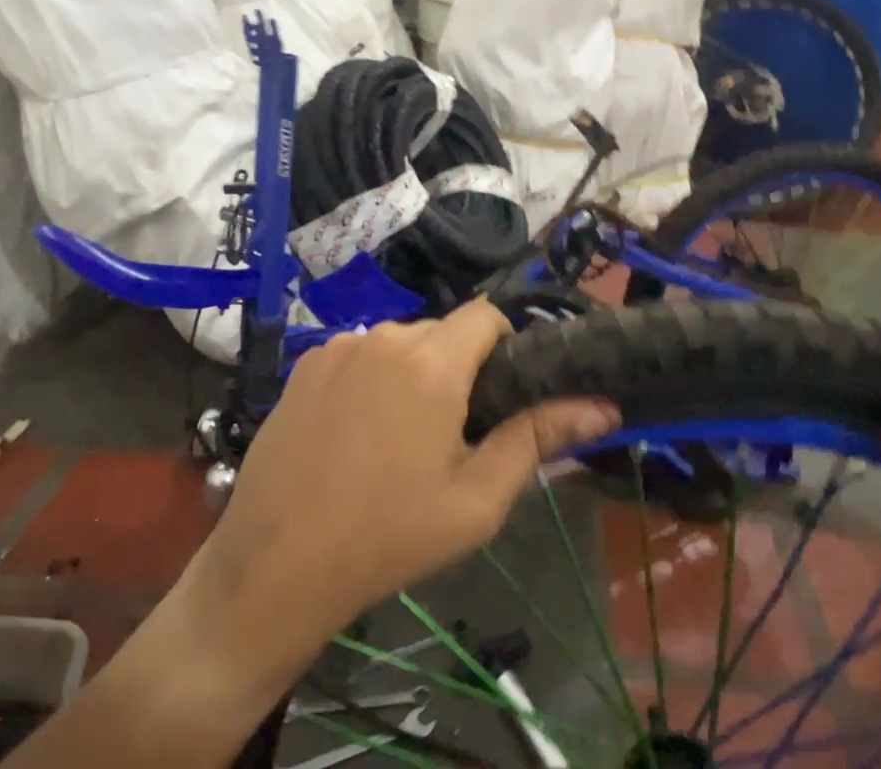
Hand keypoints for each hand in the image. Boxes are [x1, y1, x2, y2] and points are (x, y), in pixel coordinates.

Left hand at [202, 299, 619, 632]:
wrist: (276, 564)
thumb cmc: (390, 535)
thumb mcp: (477, 498)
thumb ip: (538, 439)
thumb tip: (603, 407)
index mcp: (430, 361)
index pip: (486, 315)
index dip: (506, 347)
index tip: (504, 398)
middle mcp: (379, 337)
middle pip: (440, 333)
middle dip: (459, 370)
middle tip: (456, 437)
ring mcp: (333, 350)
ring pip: (396, 346)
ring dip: (413, 377)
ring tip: (402, 444)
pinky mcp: (299, 369)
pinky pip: (356, 359)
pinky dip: (371, 383)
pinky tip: (357, 439)